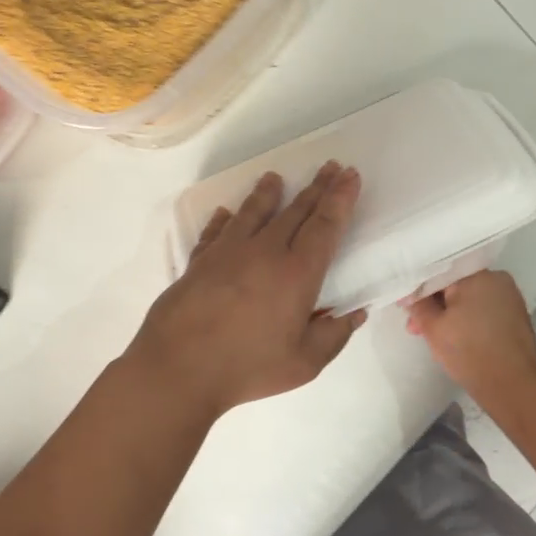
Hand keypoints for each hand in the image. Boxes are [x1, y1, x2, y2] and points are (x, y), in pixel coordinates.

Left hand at [128, 163, 365, 413]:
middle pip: (295, 211)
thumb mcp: (305, 362)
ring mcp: (227, 253)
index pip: (325, 225)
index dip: (340, 198)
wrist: (179, 368)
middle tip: (329, 166)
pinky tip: (225, 215)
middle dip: (316, 187)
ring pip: (253, 213)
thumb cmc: (249, 367)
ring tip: (274, 178)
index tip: (350, 175)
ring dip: (267, 193)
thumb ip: (334, 335)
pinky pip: (215, 233)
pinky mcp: (198, 263)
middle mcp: (265, 253)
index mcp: (298, 274)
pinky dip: (224, 220)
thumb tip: (355, 312)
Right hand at [406, 270, 535, 402]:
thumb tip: (410, 296)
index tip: (406, 309)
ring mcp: (510, 298)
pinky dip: (470, 321)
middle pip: (457, 286)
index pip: (440, 274)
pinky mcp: (516, 317)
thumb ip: (418, 306)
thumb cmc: (468, 351)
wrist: (511, 384)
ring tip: (435, 338)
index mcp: (477, 275)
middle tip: (416, 329)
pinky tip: (459, 339)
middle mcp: (497, 279)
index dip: (419, 291)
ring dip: (451, 315)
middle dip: (435, 306)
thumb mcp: (433, 328)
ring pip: (471, 300)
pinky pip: (485, 311)